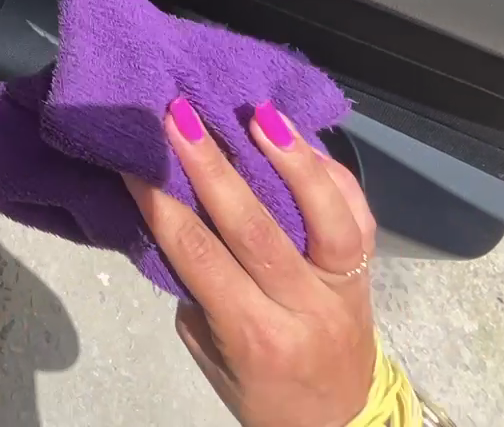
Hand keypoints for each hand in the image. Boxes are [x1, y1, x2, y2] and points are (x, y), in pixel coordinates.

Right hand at [125, 98, 379, 426]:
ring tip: (260, 114)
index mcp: (254, 334)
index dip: (160, 203)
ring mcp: (346, 290)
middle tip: (179, 115)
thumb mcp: (206, 346)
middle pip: (256, 228)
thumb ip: (193, 280)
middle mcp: (305, 309)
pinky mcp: (371, 274)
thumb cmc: (257, 390)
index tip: (132, 159)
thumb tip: (169, 206)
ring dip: (291, 161)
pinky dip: (330, 172)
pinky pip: (359, 217)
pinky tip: (300, 134)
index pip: (198, 255)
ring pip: (326, 220)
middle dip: (211, 166)